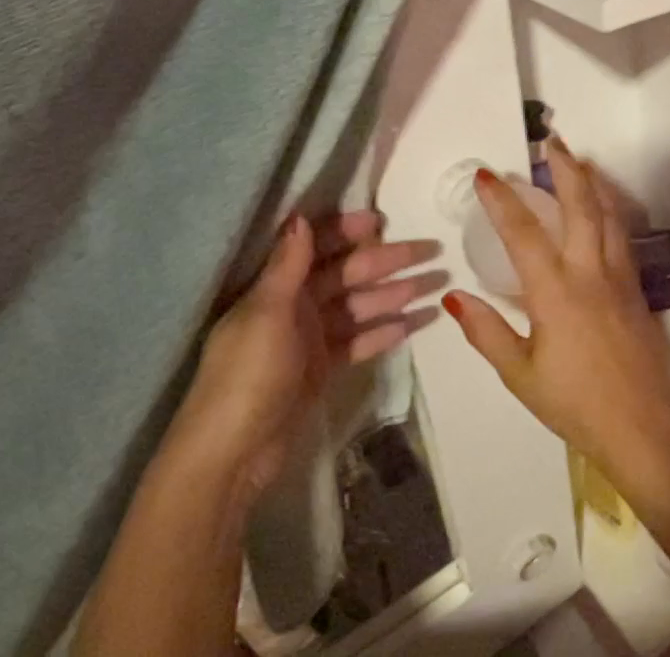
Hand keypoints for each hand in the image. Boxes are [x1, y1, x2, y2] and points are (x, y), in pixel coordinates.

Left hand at [169, 211, 440, 496]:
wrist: (233, 453)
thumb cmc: (245, 376)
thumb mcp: (266, 316)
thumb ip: (288, 267)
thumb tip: (300, 217)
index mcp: (275, 288)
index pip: (316, 248)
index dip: (347, 231)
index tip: (382, 221)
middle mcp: (294, 306)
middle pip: (347, 274)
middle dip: (387, 261)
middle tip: (431, 251)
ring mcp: (311, 338)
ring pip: (361, 306)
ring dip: (396, 294)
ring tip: (436, 283)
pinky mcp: (324, 367)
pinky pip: (361, 340)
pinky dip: (387, 331)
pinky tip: (419, 322)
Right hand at [442, 140, 669, 485]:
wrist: (642, 424)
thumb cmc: (574, 403)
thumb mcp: (520, 374)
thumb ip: (486, 332)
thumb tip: (456, 296)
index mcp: (555, 292)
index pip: (523, 233)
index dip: (502, 201)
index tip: (487, 175)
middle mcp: (590, 274)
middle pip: (580, 207)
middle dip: (564, 169)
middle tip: (551, 141)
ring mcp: (619, 278)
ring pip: (608, 216)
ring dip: (592, 183)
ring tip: (579, 161)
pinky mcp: (637, 289)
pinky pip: (622, 236)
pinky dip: (609, 211)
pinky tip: (604, 211)